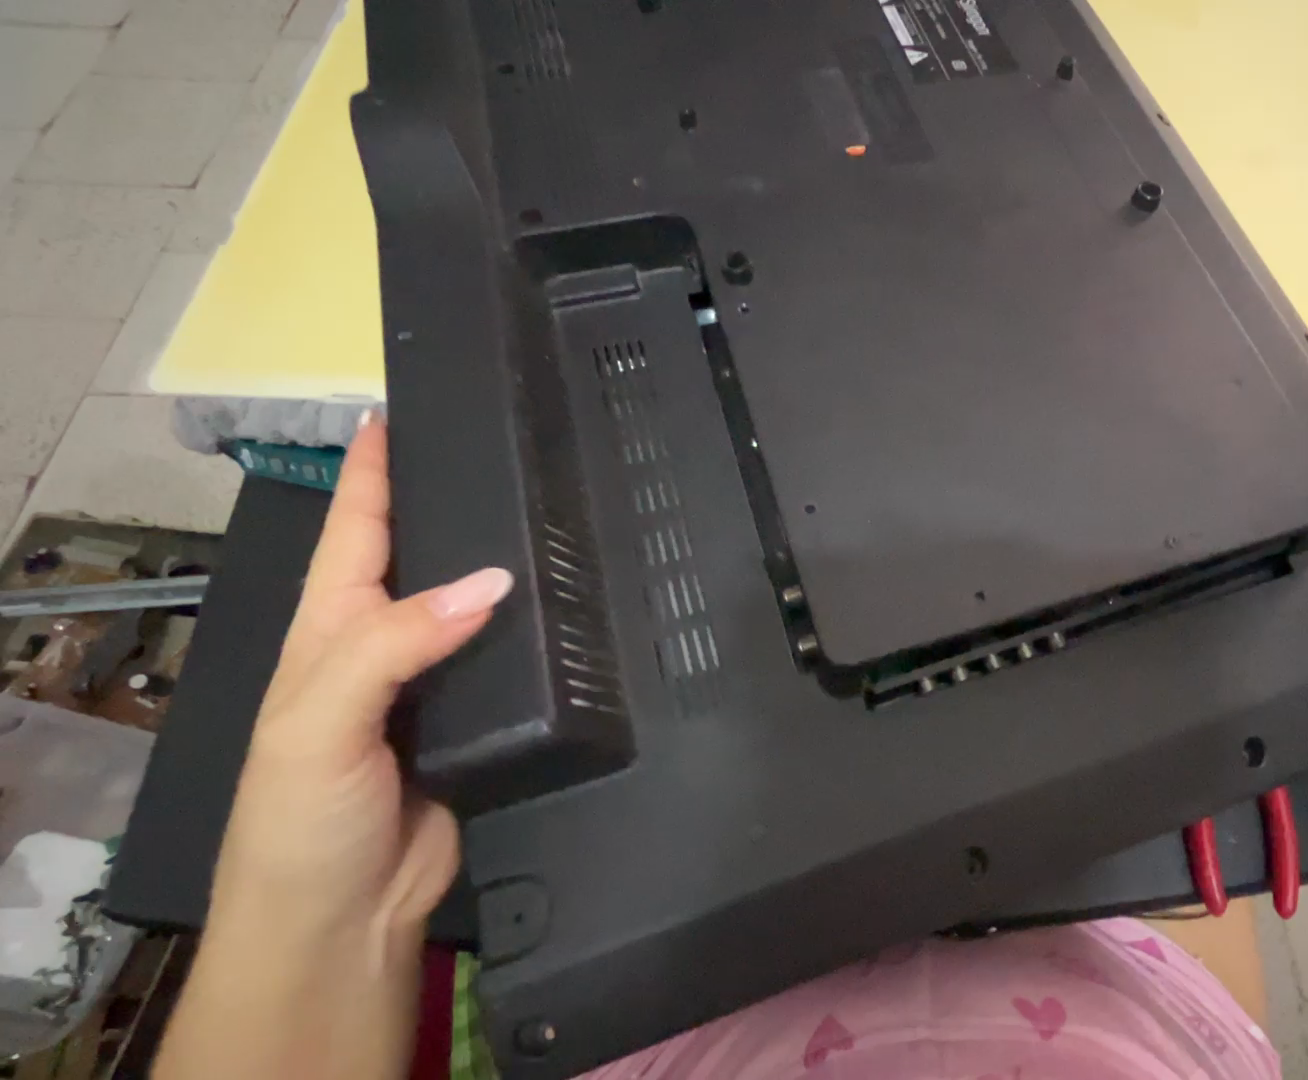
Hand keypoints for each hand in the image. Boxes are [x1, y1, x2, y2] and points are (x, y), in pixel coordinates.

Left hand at [162, 418, 513, 1079]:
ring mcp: (444, 679)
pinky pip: (521, 655)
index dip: (374, 467)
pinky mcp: (491, 712)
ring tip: (567, 516)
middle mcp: (391, 642)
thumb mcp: (319, 722)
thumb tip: (495, 580)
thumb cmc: (303, 818)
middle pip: (430, 554)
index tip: (406, 409)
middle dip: (460, 500)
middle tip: (519, 452)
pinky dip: (548, 624)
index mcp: (333, 628)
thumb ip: (393, 645)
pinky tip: (583, 604)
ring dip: (517, 561)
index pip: (355, 528)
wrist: (351, 913)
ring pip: (486, 603)